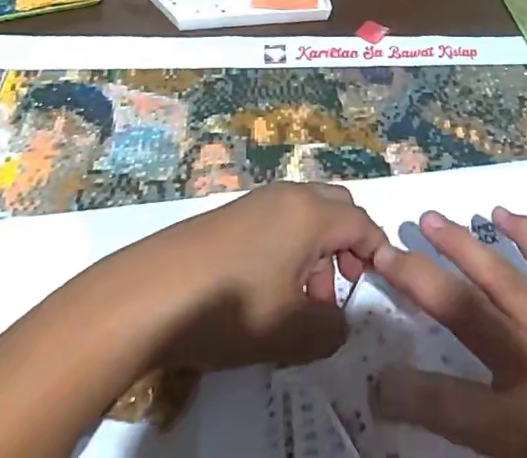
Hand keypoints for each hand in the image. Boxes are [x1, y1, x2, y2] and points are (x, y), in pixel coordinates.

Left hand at [125, 182, 389, 371]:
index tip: (376, 289)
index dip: (377, 254)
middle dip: (347, 246)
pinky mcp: (231, 214)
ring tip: (298, 301)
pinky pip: (277, 221)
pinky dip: (288, 248)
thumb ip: (331, 329)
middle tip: (336, 290)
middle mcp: (286, 195)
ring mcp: (255, 201)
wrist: (149, 294)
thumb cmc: (231, 308)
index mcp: (309, 213)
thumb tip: (337, 320)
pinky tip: (265, 290)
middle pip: (336, 208)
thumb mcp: (291, 331)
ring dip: (316, 250)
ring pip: (306, 215)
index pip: (362, 223)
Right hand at [371, 209, 526, 457]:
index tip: (373, 382)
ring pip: (503, 277)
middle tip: (380, 253)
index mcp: (522, 426)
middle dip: (417, 280)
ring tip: (427, 218)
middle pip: (464, 311)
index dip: (401, 392)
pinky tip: (506, 213)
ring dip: (462, 244)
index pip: (442, 403)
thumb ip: (479, 445)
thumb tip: (430, 419)